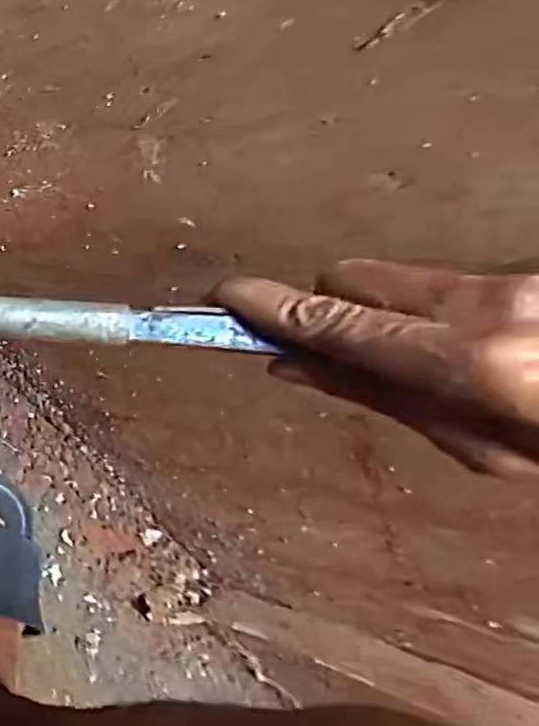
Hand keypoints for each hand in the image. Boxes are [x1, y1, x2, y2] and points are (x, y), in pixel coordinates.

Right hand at [214, 260, 538, 478]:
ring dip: (389, 311)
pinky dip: (446, 313)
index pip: (323, 320)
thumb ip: (385, 398)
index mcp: (465, 361)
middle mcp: (490, 309)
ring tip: (427, 355)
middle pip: (348, 279)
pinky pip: (459, 286)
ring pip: (403, 281)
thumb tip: (293, 365)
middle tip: (335, 343)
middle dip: (329, 305)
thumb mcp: (486, 447)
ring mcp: (523, 285)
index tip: (218, 299)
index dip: (258, 307)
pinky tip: (486, 349)